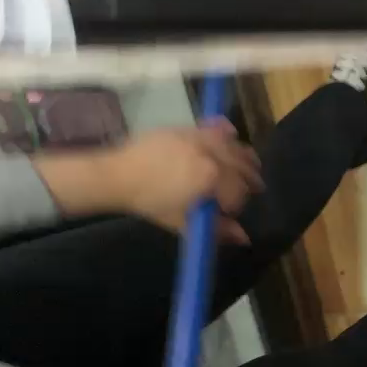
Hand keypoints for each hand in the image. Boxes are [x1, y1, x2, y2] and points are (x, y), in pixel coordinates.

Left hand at [36, 122, 261, 243]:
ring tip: (250, 164)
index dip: (239, 202)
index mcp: (212, 177)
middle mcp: (210, 154)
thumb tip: (245, 238)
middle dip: (250, 179)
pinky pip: (211, 128)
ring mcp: (196, 139)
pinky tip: (230, 134)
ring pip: (232, 145)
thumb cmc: (150, 202)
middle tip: (253, 188)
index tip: (232, 210)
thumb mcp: (183, 221)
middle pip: (243, 166)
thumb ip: (217, 229)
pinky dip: (224, 132)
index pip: (241, 190)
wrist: (113, 176)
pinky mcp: (182, 130)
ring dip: (244, 156)